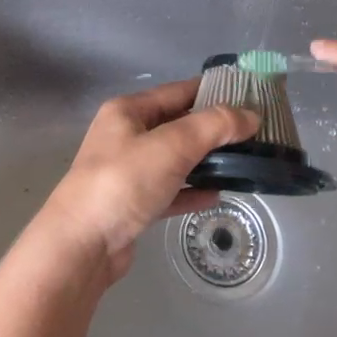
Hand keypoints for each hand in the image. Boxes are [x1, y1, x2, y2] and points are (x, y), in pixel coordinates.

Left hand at [32, 79, 258, 279]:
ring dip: (205, 160)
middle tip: (254, 134)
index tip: (248, 96)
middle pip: (177, 125)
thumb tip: (250, 115)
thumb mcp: (172, 145)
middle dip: (212, 129)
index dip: (212, 92)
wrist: (82, 245)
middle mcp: (125, 136)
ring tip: (243, 163)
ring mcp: (127, 172)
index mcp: (128, 111)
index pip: (177, 91)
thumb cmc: (124, 182)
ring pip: (175, 159)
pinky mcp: (132, 205)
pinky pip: (170, 190)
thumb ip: (213, 126)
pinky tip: (217, 195)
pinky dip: (192, 190)